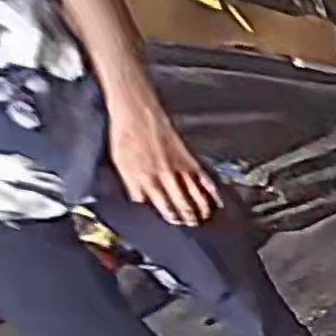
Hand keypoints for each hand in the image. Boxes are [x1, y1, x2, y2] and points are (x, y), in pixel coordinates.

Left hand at [109, 101, 221, 226]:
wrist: (137, 112)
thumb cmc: (124, 133)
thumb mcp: (118, 160)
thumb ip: (131, 182)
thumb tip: (140, 200)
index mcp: (140, 175)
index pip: (158, 203)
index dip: (167, 215)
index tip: (173, 222)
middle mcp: (161, 175)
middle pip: (179, 203)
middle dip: (186, 216)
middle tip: (191, 224)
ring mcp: (178, 169)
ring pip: (194, 196)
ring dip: (200, 209)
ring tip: (204, 217)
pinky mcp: (190, 162)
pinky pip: (205, 182)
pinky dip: (213, 194)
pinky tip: (217, 202)